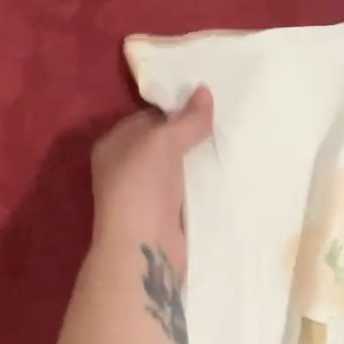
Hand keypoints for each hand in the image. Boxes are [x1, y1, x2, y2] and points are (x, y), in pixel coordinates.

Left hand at [90, 86, 213, 267]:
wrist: (143, 251)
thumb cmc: (141, 189)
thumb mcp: (161, 142)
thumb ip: (186, 120)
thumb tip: (205, 91)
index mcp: (114, 147)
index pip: (147, 120)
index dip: (175, 111)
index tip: (206, 105)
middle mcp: (127, 172)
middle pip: (164, 147)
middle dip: (190, 139)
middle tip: (224, 124)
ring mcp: (147, 199)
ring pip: (179, 173)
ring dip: (200, 165)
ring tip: (230, 147)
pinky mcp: (167, 221)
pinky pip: (189, 197)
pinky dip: (204, 190)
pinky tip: (226, 178)